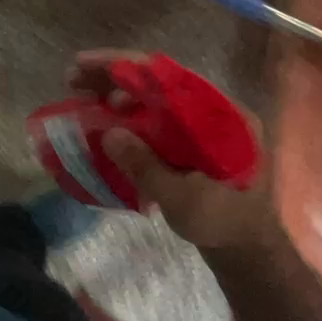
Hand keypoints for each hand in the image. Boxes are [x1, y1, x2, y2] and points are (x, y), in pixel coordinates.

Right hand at [72, 49, 279, 250]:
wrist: (249, 256)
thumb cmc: (225, 225)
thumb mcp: (186, 201)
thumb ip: (147, 167)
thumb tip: (109, 134)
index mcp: (223, 115)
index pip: (168, 75)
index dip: (123, 66)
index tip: (84, 64)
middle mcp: (212, 113)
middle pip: (156, 82)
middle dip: (112, 77)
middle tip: (72, 79)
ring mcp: (199, 129)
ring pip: (150, 98)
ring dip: (114, 93)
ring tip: (78, 95)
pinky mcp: (187, 145)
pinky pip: (150, 119)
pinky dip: (123, 115)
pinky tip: (99, 119)